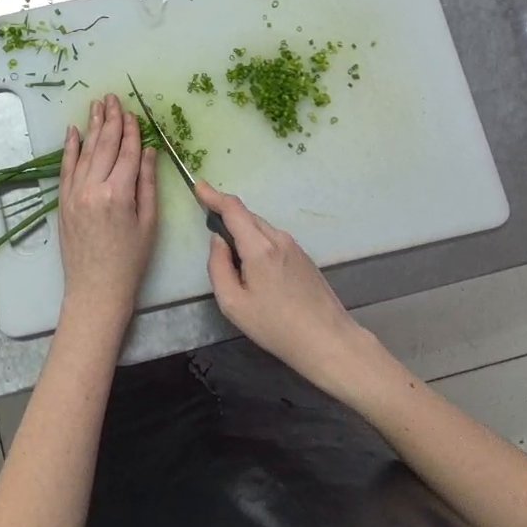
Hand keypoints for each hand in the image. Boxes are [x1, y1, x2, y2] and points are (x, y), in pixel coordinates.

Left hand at [56, 94, 158, 326]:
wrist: (95, 288)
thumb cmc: (130, 261)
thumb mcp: (148, 223)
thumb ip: (147, 184)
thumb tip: (148, 152)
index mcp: (119, 194)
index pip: (126, 153)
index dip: (131, 131)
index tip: (134, 113)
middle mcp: (93, 188)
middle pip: (104, 146)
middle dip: (110, 120)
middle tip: (113, 97)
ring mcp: (74, 194)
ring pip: (84, 152)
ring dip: (91, 127)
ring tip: (97, 105)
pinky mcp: (63, 201)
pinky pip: (66, 168)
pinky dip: (69, 148)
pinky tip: (73, 131)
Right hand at [197, 182, 374, 391]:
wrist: (328, 340)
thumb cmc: (275, 326)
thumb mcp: (233, 303)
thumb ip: (218, 266)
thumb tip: (217, 240)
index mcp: (259, 248)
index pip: (233, 209)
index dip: (213, 196)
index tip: (198, 186)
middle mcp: (279, 239)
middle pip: (247, 216)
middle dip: (226, 216)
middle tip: (210, 232)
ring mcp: (295, 247)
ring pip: (261, 228)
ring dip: (243, 232)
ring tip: (234, 261)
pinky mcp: (304, 257)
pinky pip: (273, 239)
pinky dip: (258, 242)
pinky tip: (256, 270)